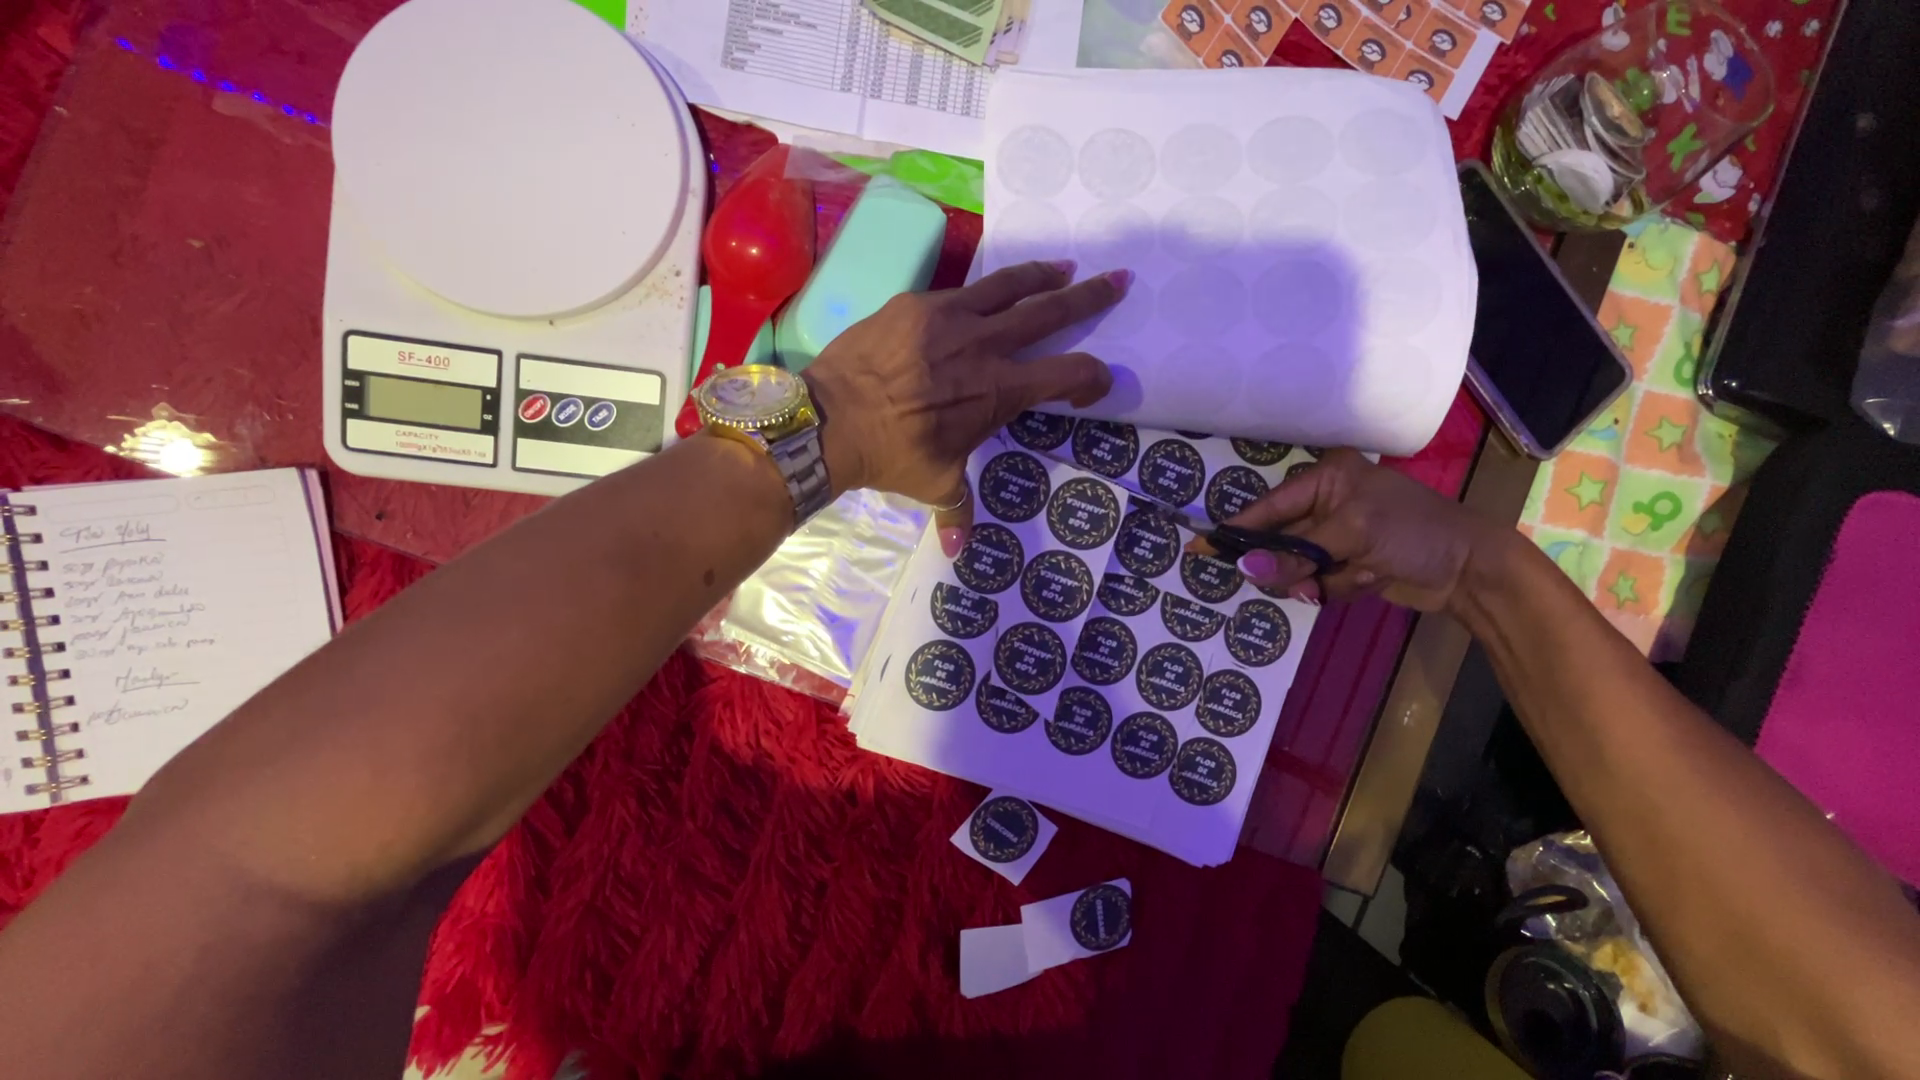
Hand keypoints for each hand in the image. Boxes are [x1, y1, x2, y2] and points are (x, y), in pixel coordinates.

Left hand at [803, 260, 1129, 554]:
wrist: (830, 419)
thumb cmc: (891, 455)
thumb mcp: (934, 484)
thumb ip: (957, 509)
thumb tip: (958, 550)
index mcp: (999, 390)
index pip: (1066, 375)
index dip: (1091, 377)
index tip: (1098, 382)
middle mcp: (983, 345)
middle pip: (1049, 312)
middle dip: (1089, 297)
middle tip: (1117, 281)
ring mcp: (949, 317)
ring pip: (1007, 286)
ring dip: (1041, 276)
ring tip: (1064, 267)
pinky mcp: (916, 304)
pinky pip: (959, 292)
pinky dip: (981, 292)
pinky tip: (984, 292)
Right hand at [1194, 449, 1509, 612]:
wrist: (1472, 570)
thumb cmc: (1414, 533)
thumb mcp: (1352, 534)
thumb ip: (1296, 553)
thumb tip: (1246, 570)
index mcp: (1327, 478)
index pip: (1269, 507)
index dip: (1236, 529)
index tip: (1200, 546)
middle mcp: (1328, 503)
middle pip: (1281, 541)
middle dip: (1295, 565)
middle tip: (1309, 580)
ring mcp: (1338, 536)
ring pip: (1299, 568)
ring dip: (1327, 579)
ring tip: (1362, 574)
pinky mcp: (1349, 563)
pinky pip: (1321, 582)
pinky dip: (1343, 586)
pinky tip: (1373, 579)